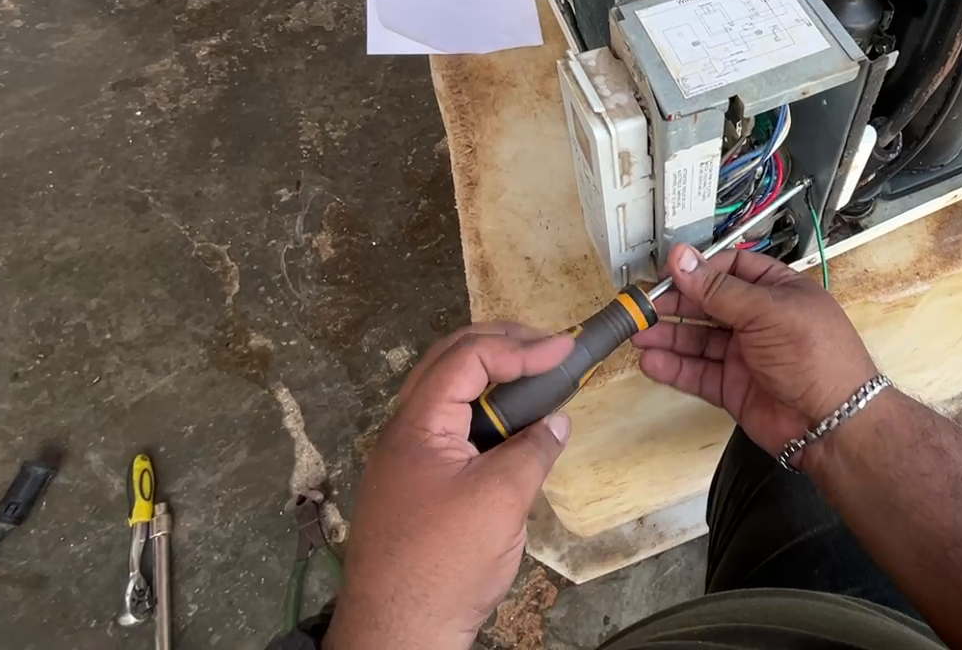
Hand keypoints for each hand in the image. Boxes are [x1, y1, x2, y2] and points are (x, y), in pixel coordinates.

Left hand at [326, 325, 573, 649]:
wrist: (396, 640)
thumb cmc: (445, 563)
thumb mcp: (501, 500)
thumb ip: (533, 449)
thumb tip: (558, 421)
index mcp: (416, 426)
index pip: (468, 357)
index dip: (520, 346)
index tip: (565, 350)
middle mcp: (405, 431)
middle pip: (451, 359)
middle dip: (503, 342)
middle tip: (548, 346)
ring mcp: (408, 457)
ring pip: (449, 388)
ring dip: (493, 370)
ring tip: (536, 372)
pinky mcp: (419, 481)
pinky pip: (453, 421)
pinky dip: (486, 405)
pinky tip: (514, 420)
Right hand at [633, 243, 876, 458]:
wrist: (833, 422)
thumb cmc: (816, 355)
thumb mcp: (766, 311)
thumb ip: (718, 290)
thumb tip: (683, 259)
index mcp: (776, 290)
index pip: (730, 270)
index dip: (699, 271)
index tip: (668, 273)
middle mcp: (760, 319)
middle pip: (708, 305)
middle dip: (675, 305)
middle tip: (643, 306)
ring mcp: (746, 354)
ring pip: (698, 340)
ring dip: (668, 336)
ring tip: (638, 334)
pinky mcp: (734, 388)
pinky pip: (698, 373)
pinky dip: (674, 368)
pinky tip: (652, 362)